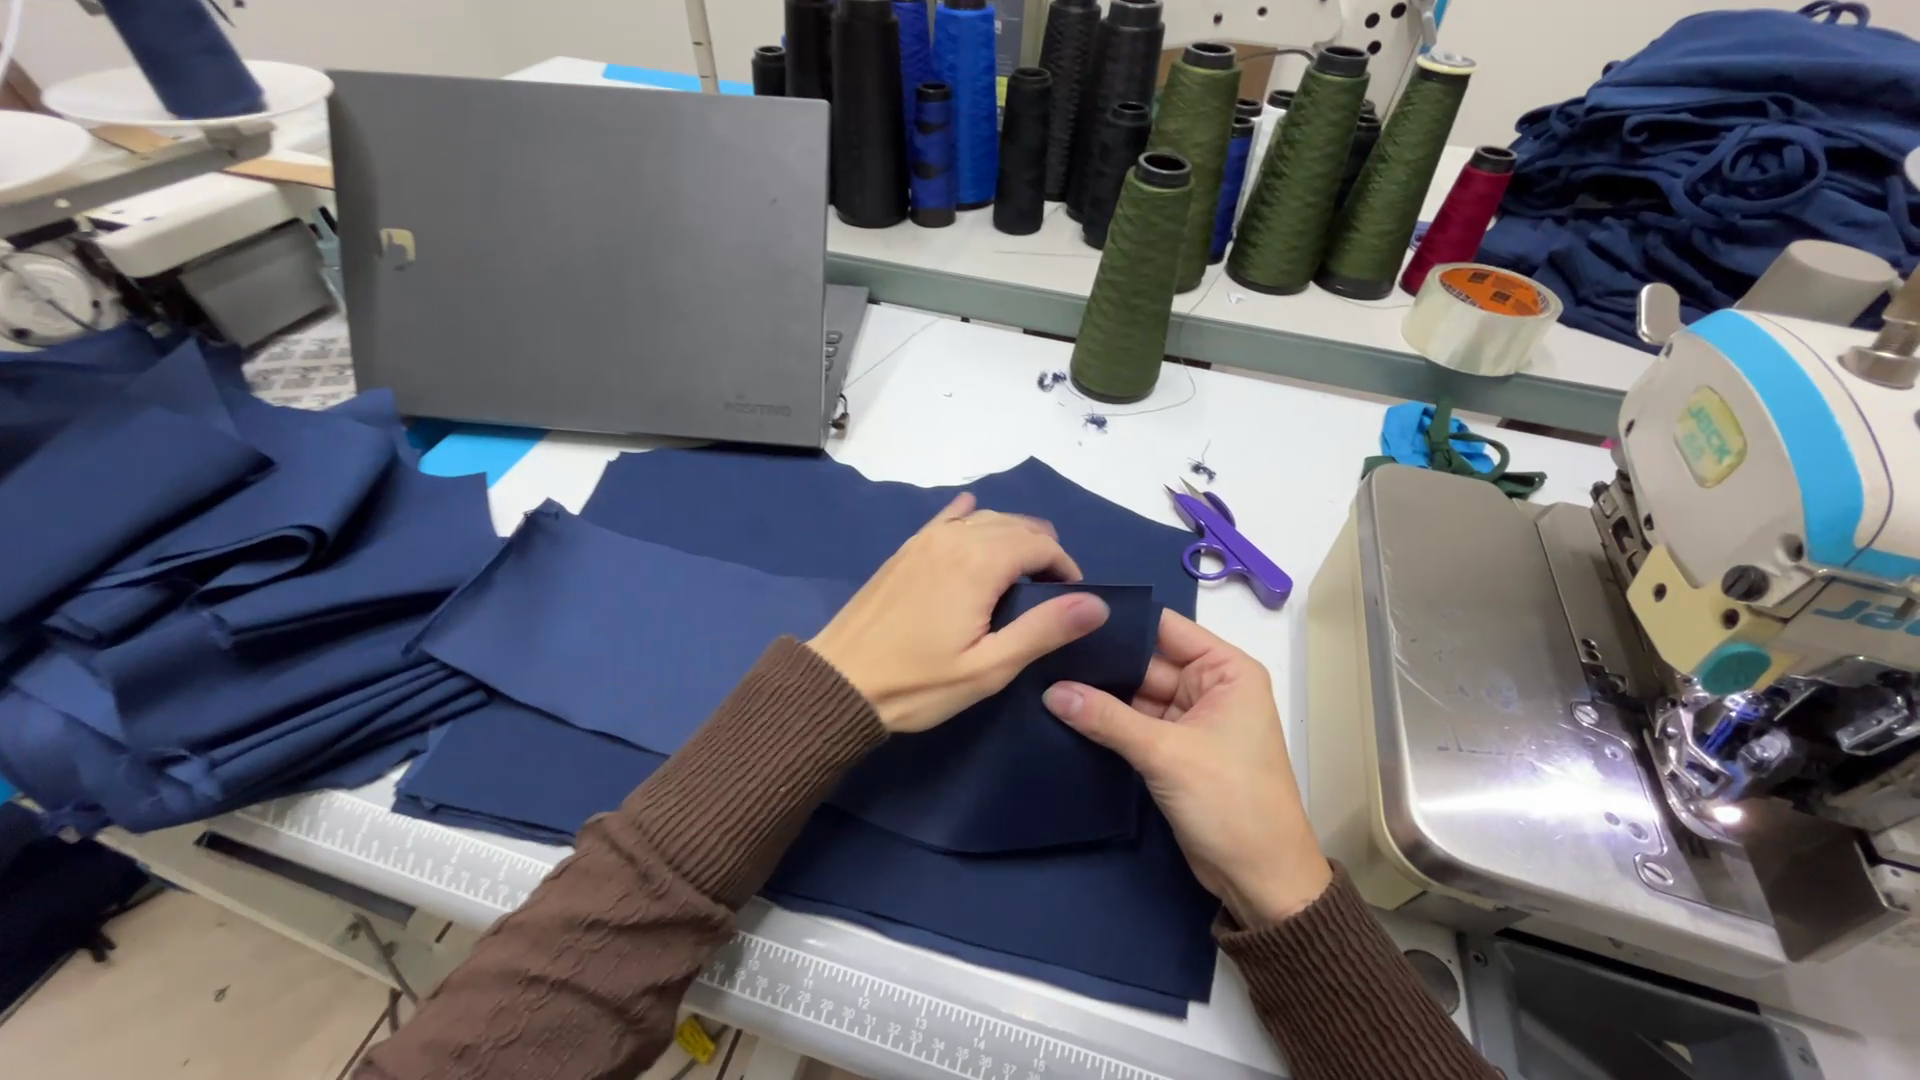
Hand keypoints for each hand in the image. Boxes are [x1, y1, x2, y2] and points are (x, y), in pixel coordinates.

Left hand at [808, 493, 1110, 733]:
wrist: (839, 683)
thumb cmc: (918, 684)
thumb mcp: (989, 668)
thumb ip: (1044, 630)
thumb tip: (1096, 603)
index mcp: (979, 563)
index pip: (1040, 545)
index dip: (1065, 568)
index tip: (1073, 599)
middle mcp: (954, 538)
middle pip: (1016, 525)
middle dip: (1043, 551)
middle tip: (1052, 591)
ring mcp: (924, 540)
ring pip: (984, 519)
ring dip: (1012, 537)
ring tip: (1023, 572)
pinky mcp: (905, 550)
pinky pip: (947, 519)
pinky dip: (971, 519)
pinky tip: (973, 521)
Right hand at [1043, 610, 1331, 927]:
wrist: (1260, 879)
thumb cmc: (1231, 802)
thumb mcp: (1166, 754)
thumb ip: (1107, 718)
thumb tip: (1050, 690)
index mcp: (1226, 670)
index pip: (1165, 628)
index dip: (1120, 620)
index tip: (1067, 611)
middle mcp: (1208, 686)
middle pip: (1145, 661)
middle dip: (1100, 659)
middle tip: (1042, 647)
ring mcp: (1189, 718)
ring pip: (1134, 693)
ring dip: (1097, 691)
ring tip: (1043, 673)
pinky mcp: (1172, 749)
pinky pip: (1132, 722)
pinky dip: (1105, 720)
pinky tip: (1062, 707)